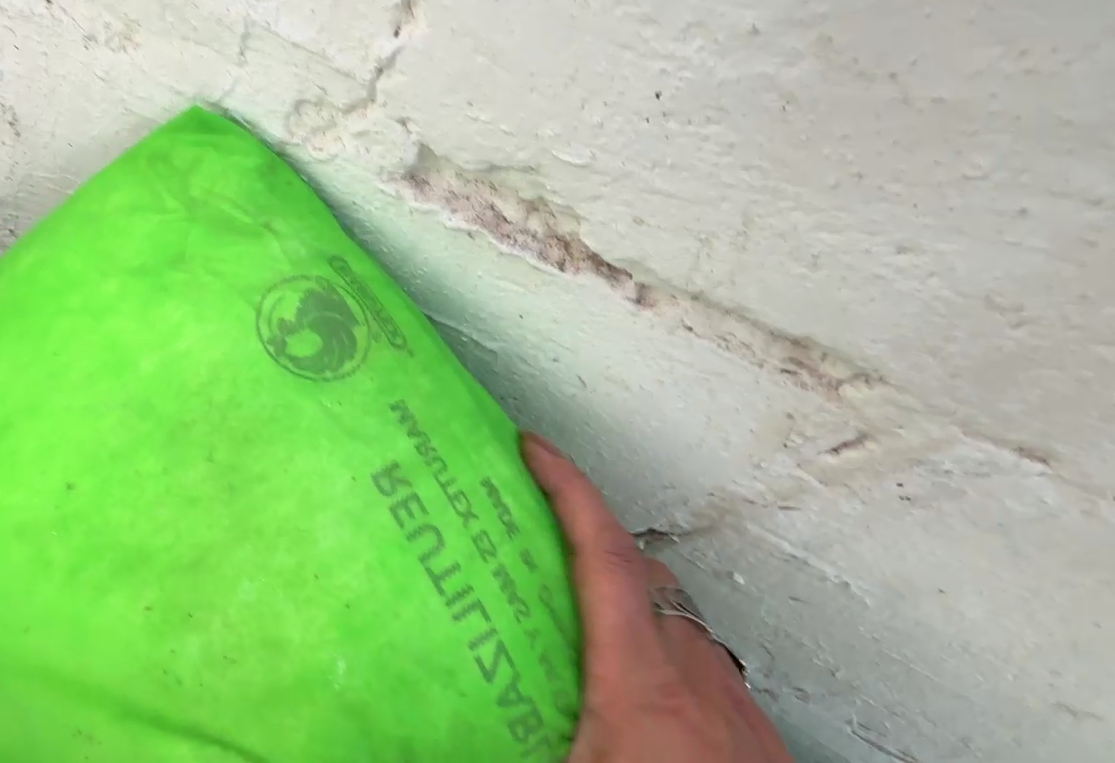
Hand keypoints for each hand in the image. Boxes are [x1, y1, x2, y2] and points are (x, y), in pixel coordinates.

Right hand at [521, 432, 793, 762]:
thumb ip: (502, 731)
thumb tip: (425, 723)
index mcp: (638, 677)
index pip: (601, 553)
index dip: (567, 487)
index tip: (532, 448)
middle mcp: (693, 673)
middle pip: (639, 569)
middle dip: (586, 530)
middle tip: (532, 523)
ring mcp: (731, 704)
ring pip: (673, 613)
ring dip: (623, 588)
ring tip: (574, 602)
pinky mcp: (756, 738)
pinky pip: (698, 657)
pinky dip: (658, 639)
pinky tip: (632, 683)